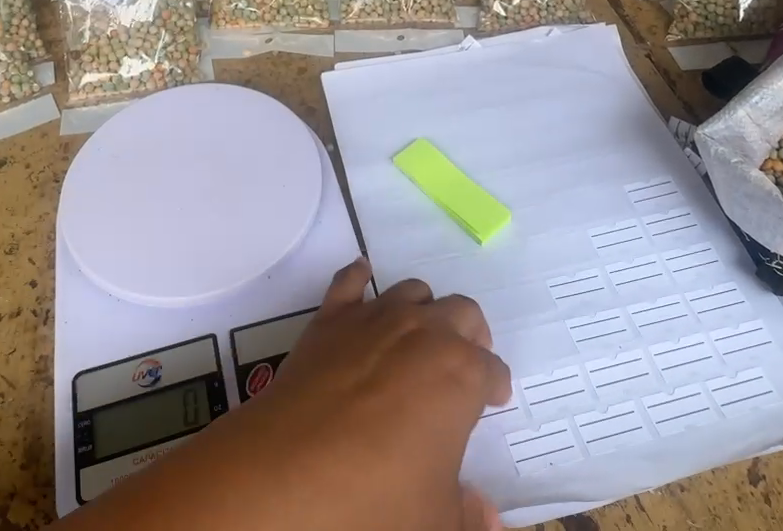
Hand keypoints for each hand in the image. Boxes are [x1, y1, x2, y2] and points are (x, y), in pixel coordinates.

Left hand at [63, 258, 512, 530]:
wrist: (287, 473)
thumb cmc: (375, 498)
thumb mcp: (435, 518)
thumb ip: (469, 513)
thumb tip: (490, 518)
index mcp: (462, 374)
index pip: (493, 370)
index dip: (495, 385)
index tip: (493, 399)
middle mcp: (425, 332)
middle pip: (462, 313)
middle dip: (470, 335)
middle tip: (464, 362)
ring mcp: (375, 317)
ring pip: (413, 290)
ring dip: (424, 308)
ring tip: (420, 333)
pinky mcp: (331, 317)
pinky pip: (350, 280)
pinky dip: (359, 276)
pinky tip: (363, 277)